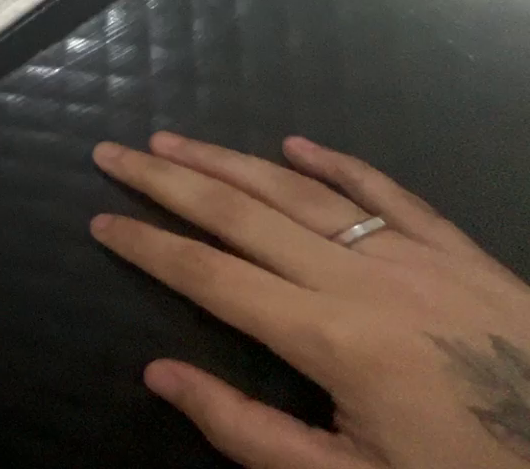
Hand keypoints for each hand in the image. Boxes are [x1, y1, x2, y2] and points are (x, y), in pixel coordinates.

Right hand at [91, 133, 529, 468]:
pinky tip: (295, 144)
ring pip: (297, 193)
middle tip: (109, 151)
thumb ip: (251, 432)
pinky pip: (393, 198)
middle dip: (161, 179)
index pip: (204, 273)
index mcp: (330, 339)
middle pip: (236, 213)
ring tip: (169, 138)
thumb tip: (157, 374)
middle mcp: (361, 283)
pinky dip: (340, 166)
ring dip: (225, 160)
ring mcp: (418, 262)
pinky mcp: (471, 260)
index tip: (98, 220)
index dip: (143, 243)